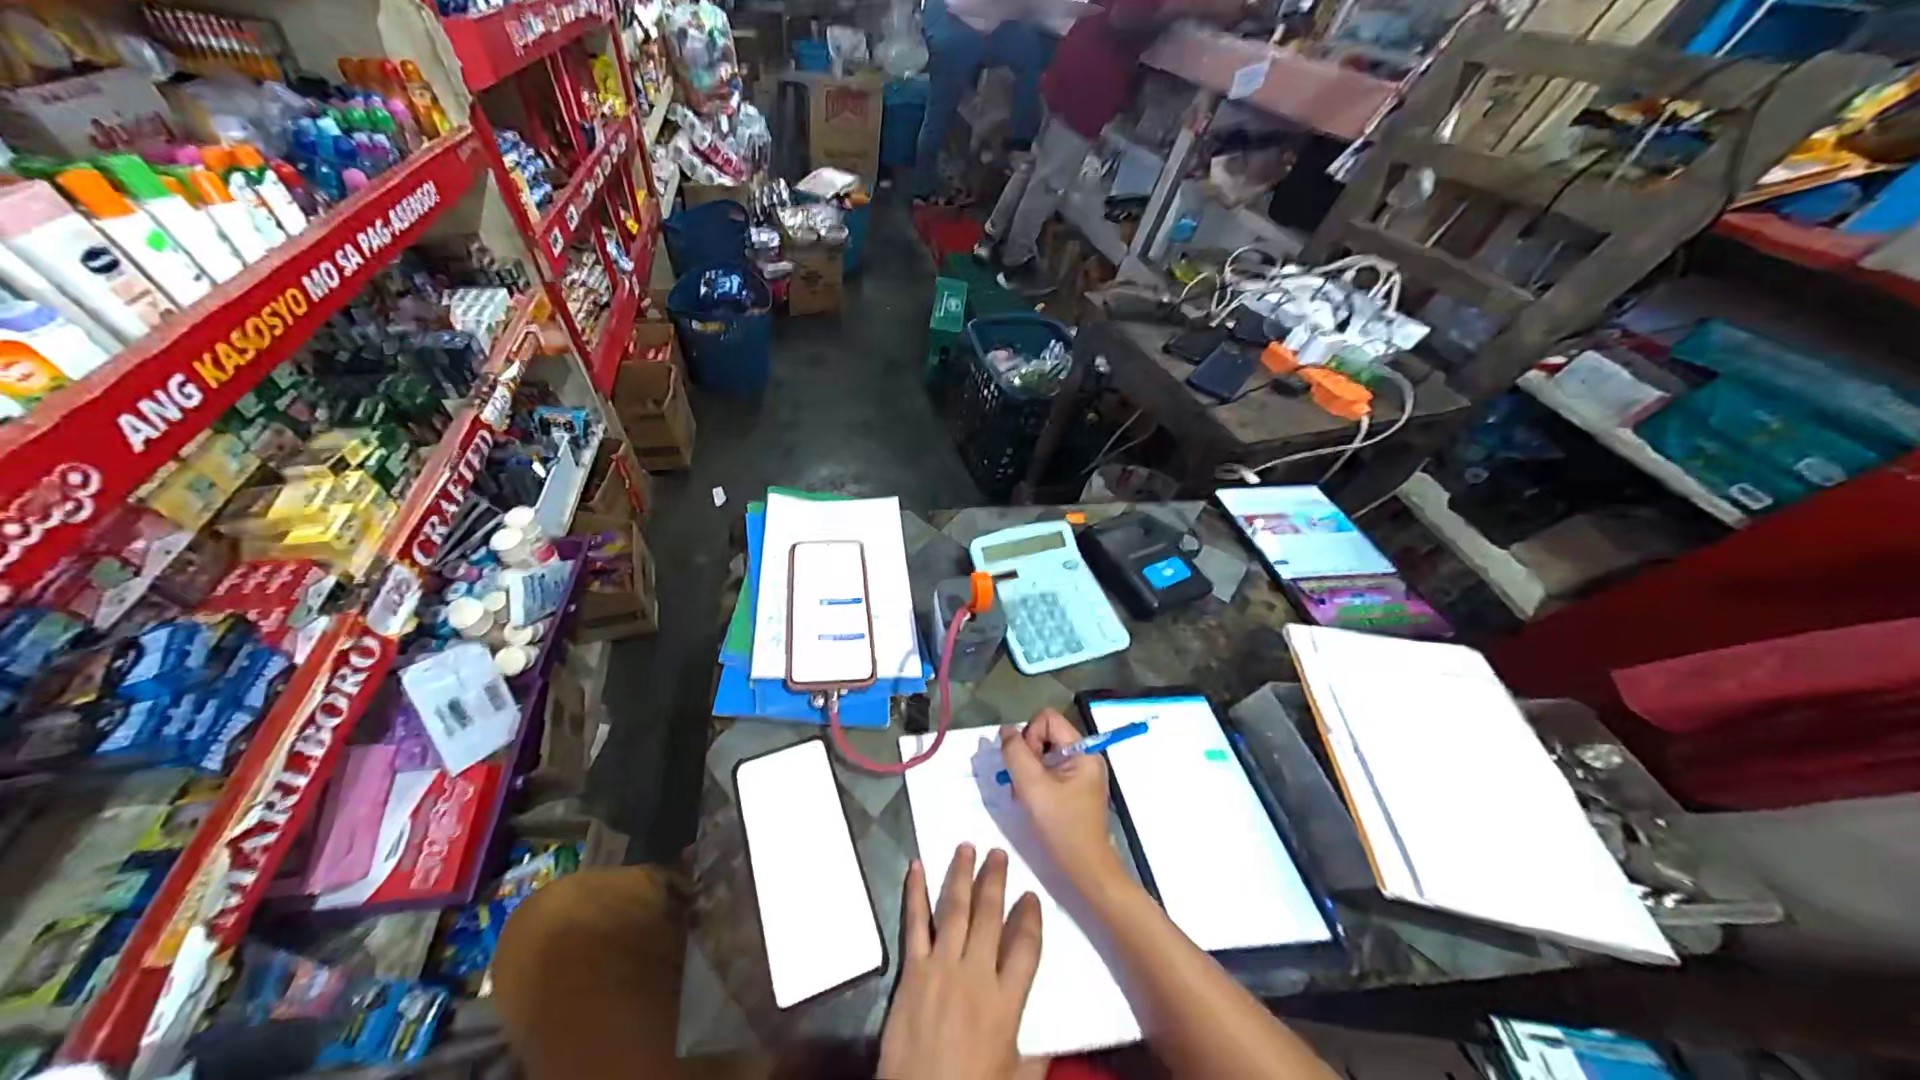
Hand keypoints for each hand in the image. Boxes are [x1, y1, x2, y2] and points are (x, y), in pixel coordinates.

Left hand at [877, 845, 1042, 1079]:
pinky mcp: (913, 970)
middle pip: (990, 916)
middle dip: (996, 881)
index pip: (1026, 946)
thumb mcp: (1016, 1078)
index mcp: (1007, 1000)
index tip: (1031, 895)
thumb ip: (1036, 1056)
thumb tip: (1052, 1043)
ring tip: (967, 847)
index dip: (1030, 918)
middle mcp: (977, 973)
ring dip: (962, 875)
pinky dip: (916, 893)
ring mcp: (942, 966)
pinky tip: (917, 867)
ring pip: (956, 910)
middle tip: (999, 852)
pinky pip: (915, 924)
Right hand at [999, 710, 1123, 891]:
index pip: (1047, 719)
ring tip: (1024, 794)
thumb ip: (1016, 754)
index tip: (1025, 765)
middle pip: (1046, 734)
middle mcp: (1085, 756)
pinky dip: (1035, 781)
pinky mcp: (1074, 788)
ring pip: (1044, 753)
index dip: (1029, 735)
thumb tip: (1006, 730)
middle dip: (1027, 754)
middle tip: (1021, 782)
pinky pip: (1049, 770)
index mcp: (1083, 751)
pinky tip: (1031, 801)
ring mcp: (1080, 773)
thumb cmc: (1062, 828)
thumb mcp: (1033, 787)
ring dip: (1028, 769)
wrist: (1085, 870)